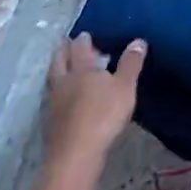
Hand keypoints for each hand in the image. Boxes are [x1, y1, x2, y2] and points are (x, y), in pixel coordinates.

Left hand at [45, 33, 145, 164]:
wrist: (75, 155)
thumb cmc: (103, 115)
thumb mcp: (125, 87)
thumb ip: (131, 64)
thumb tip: (138, 40)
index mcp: (81, 68)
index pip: (80, 48)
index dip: (82, 40)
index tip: (85, 34)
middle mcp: (64, 81)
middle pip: (59, 60)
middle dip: (64, 51)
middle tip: (67, 44)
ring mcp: (54, 103)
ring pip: (53, 80)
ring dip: (58, 71)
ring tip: (65, 69)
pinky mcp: (51, 123)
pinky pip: (53, 99)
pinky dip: (58, 93)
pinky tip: (64, 99)